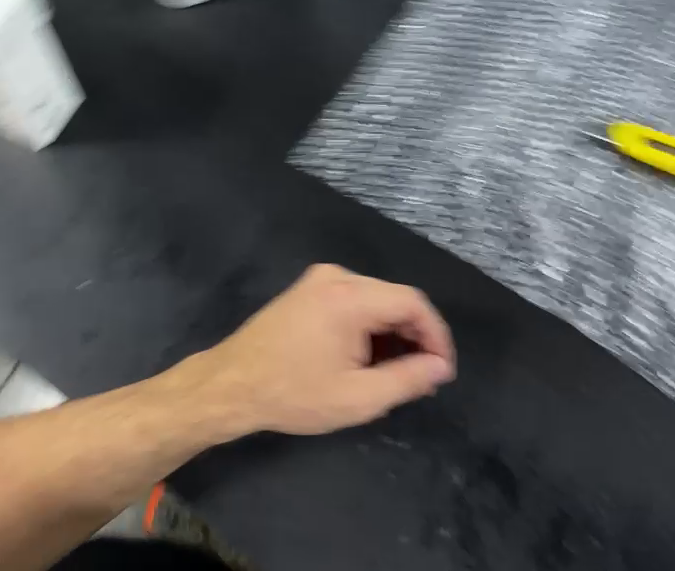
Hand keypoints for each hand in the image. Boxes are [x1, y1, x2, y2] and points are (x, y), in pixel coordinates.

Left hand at [170, 264, 455, 437]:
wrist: (232, 384)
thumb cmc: (294, 394)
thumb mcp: (359, 397)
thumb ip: (407, 379)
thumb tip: (440, 366)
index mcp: (349, 296)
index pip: (412, 302)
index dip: (436, 335)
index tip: (442, 370)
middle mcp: (335, 277)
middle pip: (393, 297)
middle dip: (414, 335)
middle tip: (422, 377)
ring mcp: (317, 280)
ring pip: (374, 299)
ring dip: (391, 332)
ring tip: (396, 373)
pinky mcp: (305, 290)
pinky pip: (352, 300)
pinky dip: (368, 325)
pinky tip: (366, 358)